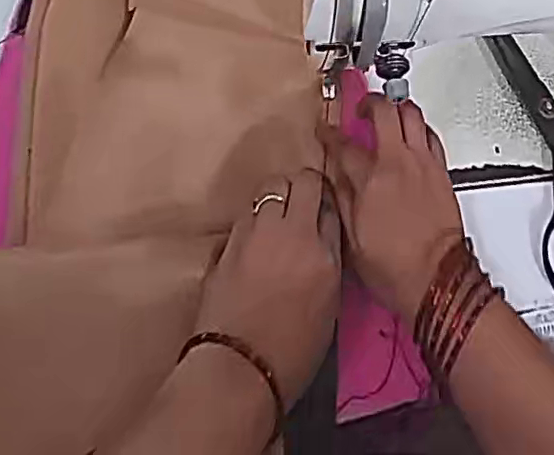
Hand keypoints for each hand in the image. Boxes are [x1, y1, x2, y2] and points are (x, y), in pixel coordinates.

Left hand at [194, 169, 340, 403]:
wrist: (238, 373)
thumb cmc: (296, 346)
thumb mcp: (330, 297)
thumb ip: (329, 250)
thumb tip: (324, 219)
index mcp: (314, 243)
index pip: (321, 191)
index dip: (322, 194)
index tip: (322, 206)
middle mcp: (281, 229)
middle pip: (290, 179)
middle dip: (297, 188)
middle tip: (300, 211)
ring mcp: (248, 236)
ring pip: (263, 193)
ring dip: (272, 203)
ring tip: (276, 229)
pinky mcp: (223, 248)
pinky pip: (242, 220)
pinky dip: (251, 225)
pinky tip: (254, 248)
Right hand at [321, 97, 464, 322]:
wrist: (436, 279)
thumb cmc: (397, 268)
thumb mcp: (352, 240)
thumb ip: (341, 200)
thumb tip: (332, 177)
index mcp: (370, 180)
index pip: (344, 145)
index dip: (330, 135)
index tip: (325, 132)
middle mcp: (397, 163)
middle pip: (384, 111)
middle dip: (369, 102)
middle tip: (362, 108)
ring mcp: (422, 163)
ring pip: (412, 114)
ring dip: (398, 107)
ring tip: (390, 110)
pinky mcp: (441, 170)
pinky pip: (431, 134)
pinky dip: (420, 127)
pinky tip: (415, 133)